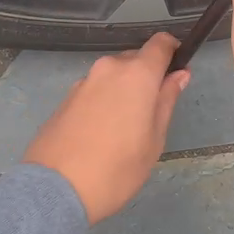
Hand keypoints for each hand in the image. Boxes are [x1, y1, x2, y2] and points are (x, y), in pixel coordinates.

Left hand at [22, 32, 190, 223]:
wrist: (55, 190)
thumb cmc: (117, 169)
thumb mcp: (154, 140)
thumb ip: (166, 101)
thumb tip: (179, 74)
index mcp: (137, 74)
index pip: (160, 43)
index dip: (172, 50)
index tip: (177, 68)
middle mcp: (110, 68)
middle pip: (136, 59)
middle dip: (147, 76)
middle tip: (150, 111)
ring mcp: (84, 81)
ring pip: (113, 75)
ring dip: (123, 89)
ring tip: (123, 127)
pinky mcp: (66, 97)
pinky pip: (94, 89)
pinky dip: (103, 100)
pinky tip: (99, 133)